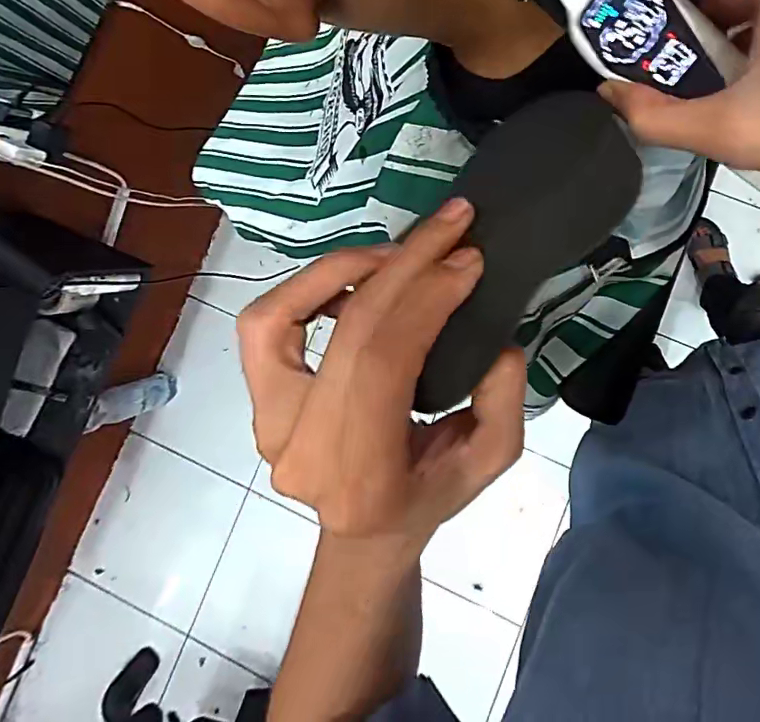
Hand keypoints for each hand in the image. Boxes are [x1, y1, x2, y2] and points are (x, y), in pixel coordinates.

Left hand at [235, 198, 525, 553]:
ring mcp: (268, 423)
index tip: (468, 257)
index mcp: (363, 478)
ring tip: (400, 249)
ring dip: (344, 267)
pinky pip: (264, 322)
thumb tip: (491, 333)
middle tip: (449, 226)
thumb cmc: (431, 494)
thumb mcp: (492, 456)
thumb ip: (503, 397)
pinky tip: (359, 274)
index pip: (384, 363)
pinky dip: (307, 285)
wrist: (365, 533)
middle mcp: (301, 451)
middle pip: (348, 332)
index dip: (427, 297)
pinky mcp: (257, 398)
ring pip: (281, 315)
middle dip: (406, 264)